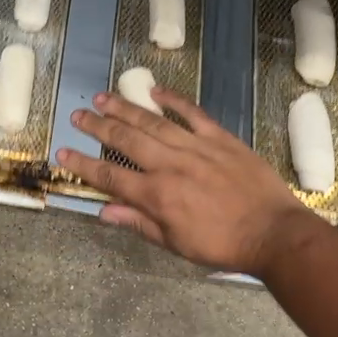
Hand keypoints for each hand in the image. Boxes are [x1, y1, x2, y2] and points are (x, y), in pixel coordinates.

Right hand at [56, 88, 323, 274]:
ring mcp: (195, 147)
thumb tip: (103, 211)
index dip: (82, 164)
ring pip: (151, 121)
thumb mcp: (176, 244)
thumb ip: (138, 223)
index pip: (109, 176)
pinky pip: (192, 113)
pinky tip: (154, 91)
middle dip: (97, 127)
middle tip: (77, 115)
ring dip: (124, 107)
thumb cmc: (223, 246)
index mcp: (156, 194)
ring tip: (102, 97)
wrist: (275, 234)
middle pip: (124, 140)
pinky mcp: (219, 138)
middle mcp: (169, 165)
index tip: (62, 152)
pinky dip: (173, 100)